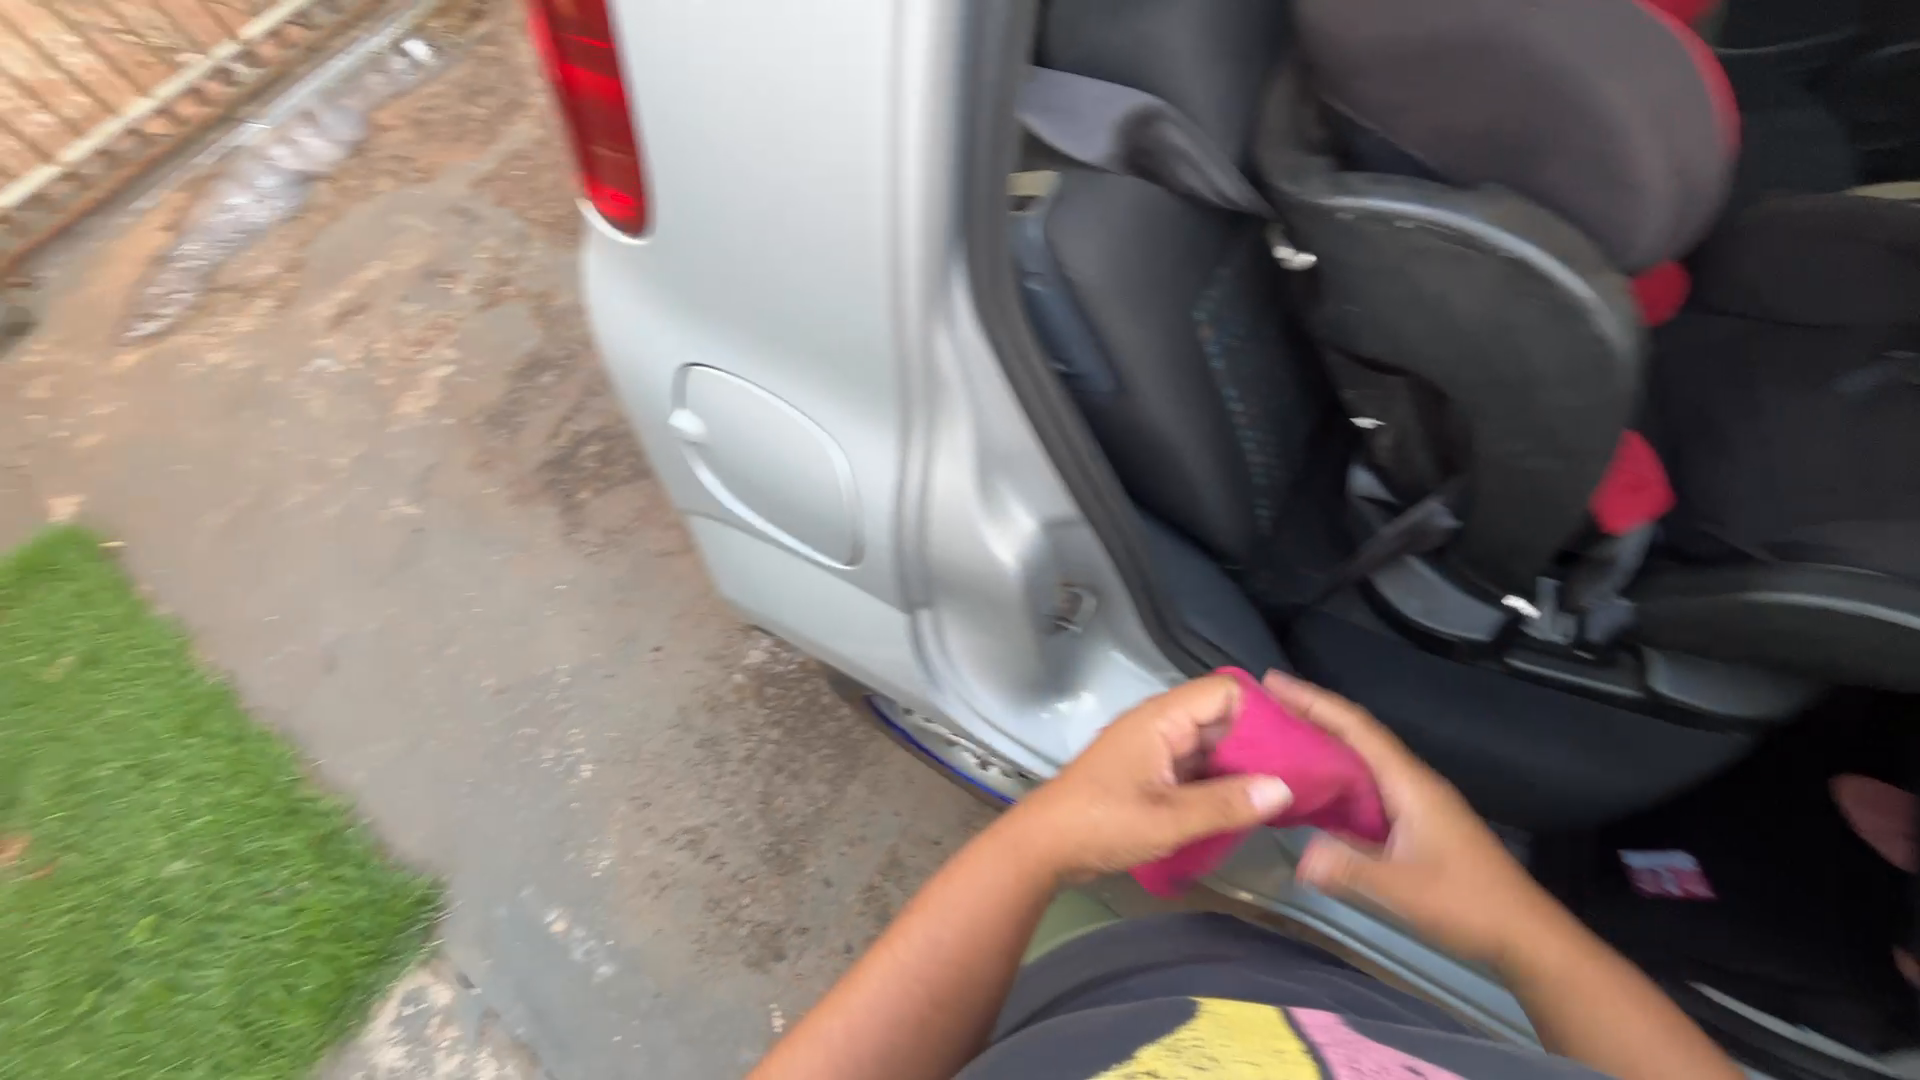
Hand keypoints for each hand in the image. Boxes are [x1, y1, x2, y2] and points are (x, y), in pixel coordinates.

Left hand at [996, 674, 1294, 884]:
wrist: (1043, 846)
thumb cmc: (1101, 823)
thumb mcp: (1168, 819)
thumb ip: (1226, 803)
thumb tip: (1284, 788)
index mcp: (1161, 719)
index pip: (1223, 693)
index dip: (1263, 711)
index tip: (1301, 741)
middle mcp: (1159, 726)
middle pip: (1221, 719)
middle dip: (1260, 743)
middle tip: (1306, 773)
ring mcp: (1154, 750)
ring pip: (1210, 746)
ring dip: (1242, 766)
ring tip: (1289, 792)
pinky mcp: (1150, 775)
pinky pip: (1195, 768)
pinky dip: (1220, 782)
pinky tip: (1249, 806)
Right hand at [1264, 671, 1569, 971]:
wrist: (1529, 938)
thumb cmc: (1469, 905)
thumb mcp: (1403, 890)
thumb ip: (1349, 869)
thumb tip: (1297, 856)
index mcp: (1409, 783)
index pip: (1356, 727)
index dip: (1313, 700)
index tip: (1272, 681)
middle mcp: (1411, 781)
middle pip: (1356, 732)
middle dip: (1311, 711)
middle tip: (1263, 702)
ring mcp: (1415, 799)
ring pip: (1360, 755)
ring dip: (1321, 737)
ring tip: (1277, 731)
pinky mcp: (1414, 819)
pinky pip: (1364, 779)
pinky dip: (1333, 768)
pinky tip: (1310, 780)